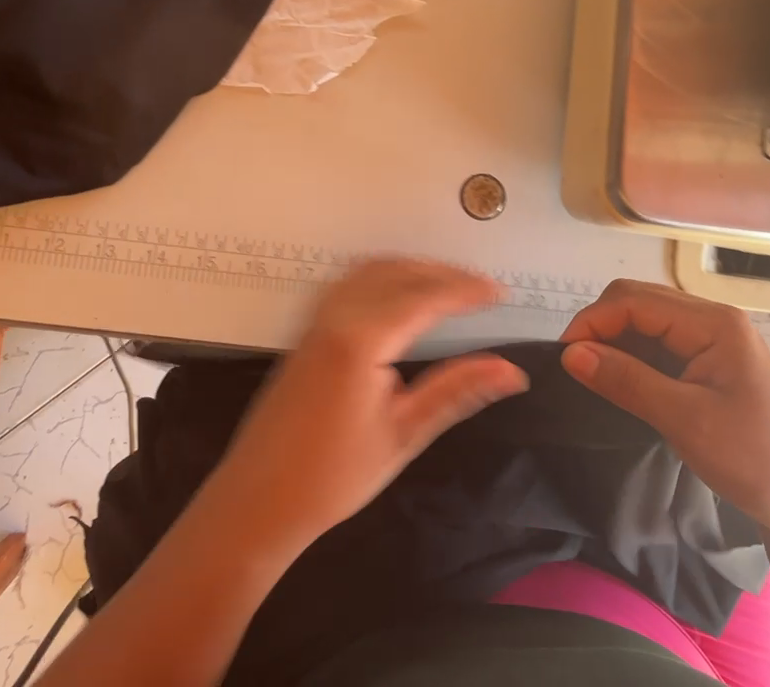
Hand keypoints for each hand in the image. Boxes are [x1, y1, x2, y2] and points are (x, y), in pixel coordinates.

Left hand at [206, 258, 530, 548]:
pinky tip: (396, 295)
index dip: (466, 291)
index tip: (500, 293)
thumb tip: (511, 372)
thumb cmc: (333, 476)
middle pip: (397, 273)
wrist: (258, 500)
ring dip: (411, 269)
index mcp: (362, 340)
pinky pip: (347, 282)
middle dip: (442, 274)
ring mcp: (314, 321)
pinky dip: (381, 275)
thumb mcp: (404, 434)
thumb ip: (457, 391)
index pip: (425, 297)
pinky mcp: (304, 331)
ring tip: (447, 287)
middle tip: (481, 290)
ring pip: (369, 271)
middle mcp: (335, 317)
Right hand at [560, 279, 769, 540]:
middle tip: (575, 369)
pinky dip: (633, 356)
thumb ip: (626, 381)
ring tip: (593, 377)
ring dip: (615, 341)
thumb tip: (570, 353)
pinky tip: (621, 382)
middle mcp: (713, 320)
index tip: (564, 360)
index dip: (592, 322)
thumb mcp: (684, 420)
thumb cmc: (754, 459)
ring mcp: (714, 340)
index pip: (633, 300)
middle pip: (639, 301)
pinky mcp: (711, 362)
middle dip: (600, 327)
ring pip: (646, 322)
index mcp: (714, 323)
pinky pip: (660, 343)